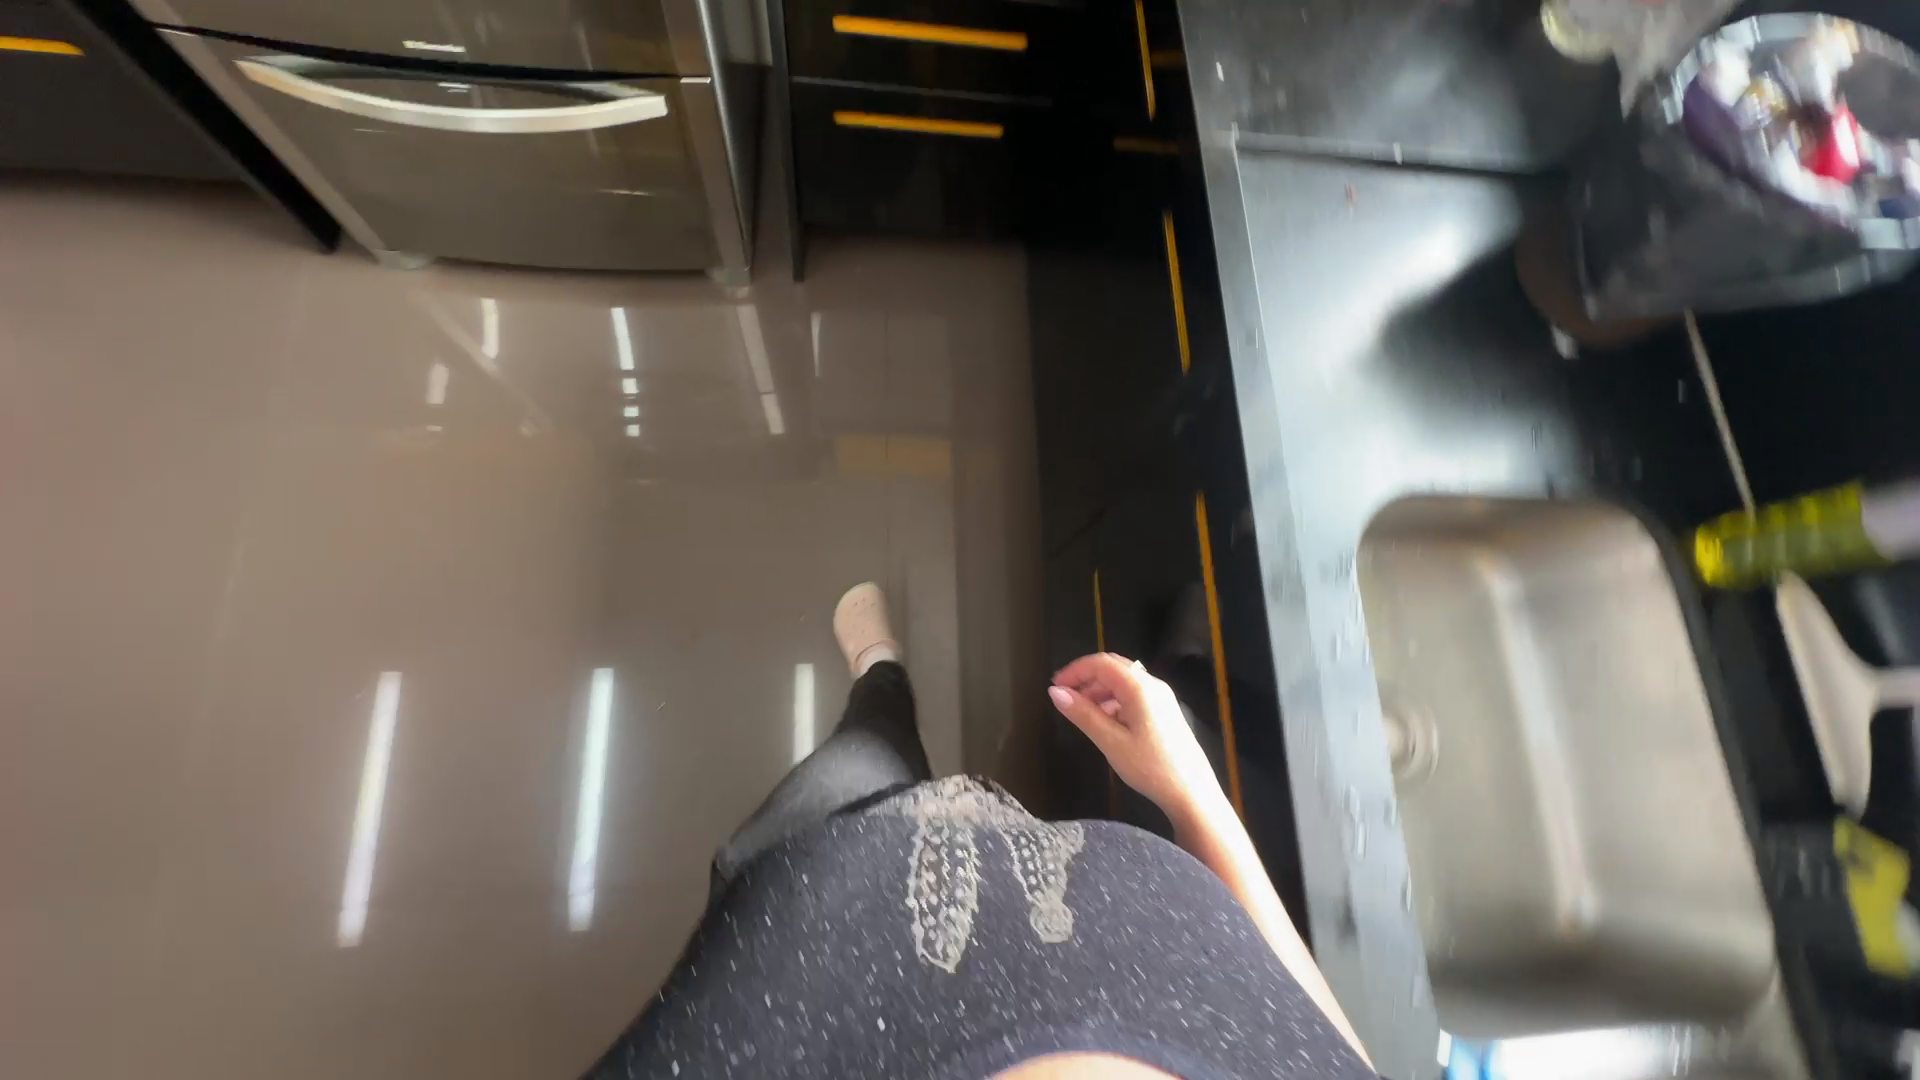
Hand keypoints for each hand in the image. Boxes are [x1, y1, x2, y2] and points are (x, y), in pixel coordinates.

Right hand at [1047, 653, 1223, 818]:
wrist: (1193, 793)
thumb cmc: (1150, 768)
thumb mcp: (1111, 742)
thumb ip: (1083, 714)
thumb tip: (1055, 692)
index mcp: (1139, 687)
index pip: (1100, 663)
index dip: (1075, 670)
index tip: (1055, 687)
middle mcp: (1152, 684)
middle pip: (1113, 667)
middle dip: (1086, 677)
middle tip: (1065, 696)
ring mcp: (1161, 697)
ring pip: (1123, 681)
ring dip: (1099, 690)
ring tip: (1082, 712)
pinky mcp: (1165, 710)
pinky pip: (1134, 694)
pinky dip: (1114, 700)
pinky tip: (1106, 721)